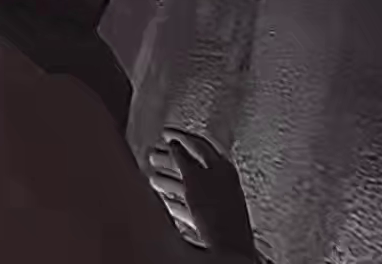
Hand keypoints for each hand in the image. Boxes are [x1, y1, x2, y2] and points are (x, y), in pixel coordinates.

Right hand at [148, 128, 258, 258]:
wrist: (228, 250)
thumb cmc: (215, 211)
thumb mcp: (193, 177)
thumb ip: (182, 158)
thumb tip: (173, 144)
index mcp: (222, 166)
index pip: (198, 143)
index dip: (179, 136)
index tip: (164, 133)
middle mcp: (223, 181)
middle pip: (193, 164)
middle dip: (171, 160)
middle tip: (153, 155)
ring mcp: (220, 202)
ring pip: (191, 185)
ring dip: (170, 181)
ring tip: (152, 178)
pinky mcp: (214, 222)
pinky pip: (193, 205)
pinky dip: (178, 201)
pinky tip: (167, 202)